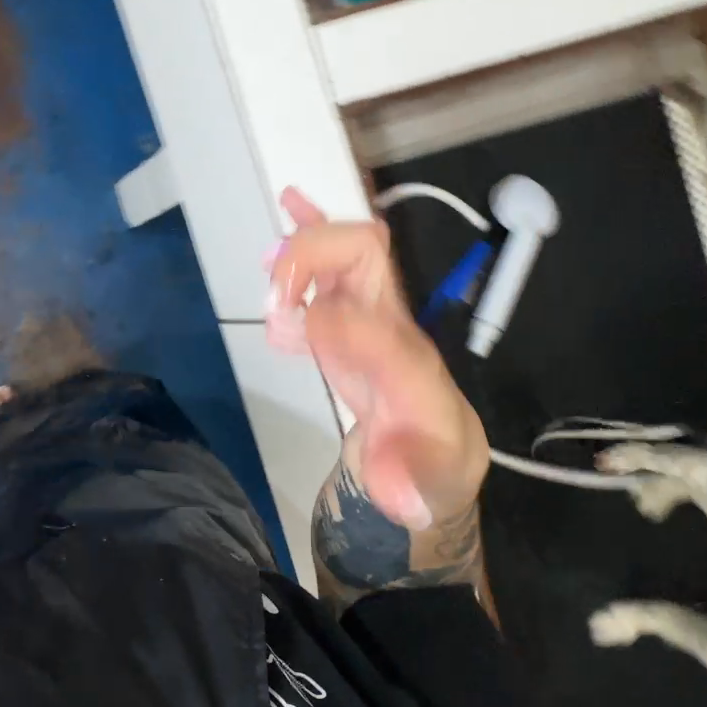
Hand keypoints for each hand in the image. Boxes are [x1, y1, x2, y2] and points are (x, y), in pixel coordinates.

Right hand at [266, 187, 487, 529]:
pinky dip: (309, 230)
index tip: (285, 328)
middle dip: (310, 258)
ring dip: (305, 241)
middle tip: (275, 302)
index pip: (375, 319)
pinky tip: (289, 205)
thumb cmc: (428, 465)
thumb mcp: (423, 491)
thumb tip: (402, 501)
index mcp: (410, 367)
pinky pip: (334, 260)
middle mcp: (391, 324)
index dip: (328, 316)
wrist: (438, 449)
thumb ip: (409, 490)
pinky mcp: (349, 312)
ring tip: (268, 263)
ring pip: (349, 246)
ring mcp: (370, 312)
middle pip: (366, 255)